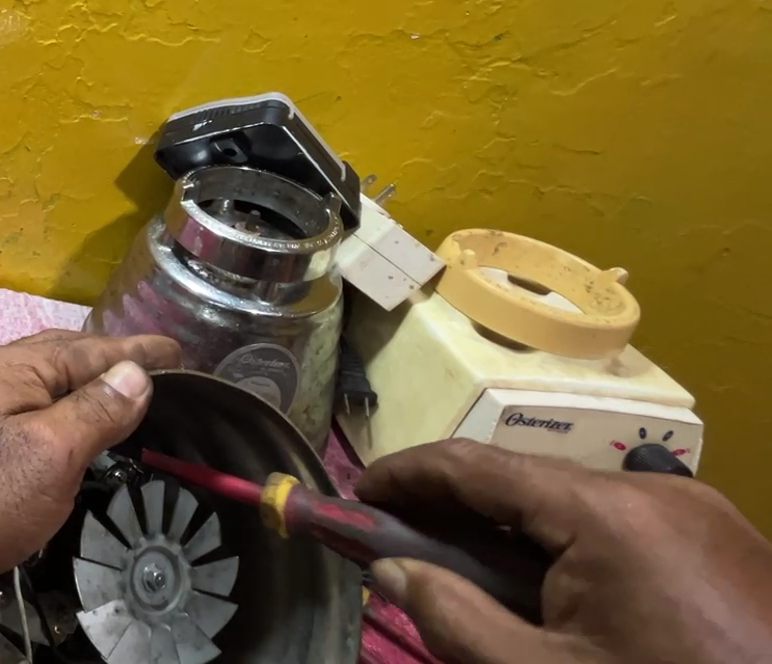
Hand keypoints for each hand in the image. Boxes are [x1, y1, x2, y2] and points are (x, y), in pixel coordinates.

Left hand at [0, 330, 180, 592]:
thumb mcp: (51, 453)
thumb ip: (94, 410)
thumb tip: (135, 372)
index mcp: (13, 366)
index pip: (88, 349)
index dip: (136, 351)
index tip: (178, 349)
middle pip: (64, 355)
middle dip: (111, 357)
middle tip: (159, 365)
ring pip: (47, 380)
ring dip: (87, 379)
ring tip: (124, 384)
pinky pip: (33, 404)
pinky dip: (65, 403)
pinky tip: (76, 419)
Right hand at [357, 439, 771, 663]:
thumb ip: (453, 618)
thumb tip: (386, 571)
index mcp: (606, 511)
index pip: (468, 463)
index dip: (400, 474)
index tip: (357, 498)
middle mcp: (650, 489)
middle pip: (515, 476)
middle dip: (448, 503)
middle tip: (401, 537)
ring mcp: (697, 512)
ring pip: (560, 497)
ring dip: (502, 523)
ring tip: (466, 563)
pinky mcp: (722, 541)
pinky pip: (611, 520)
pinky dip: (557, 539)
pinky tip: (541, 580)